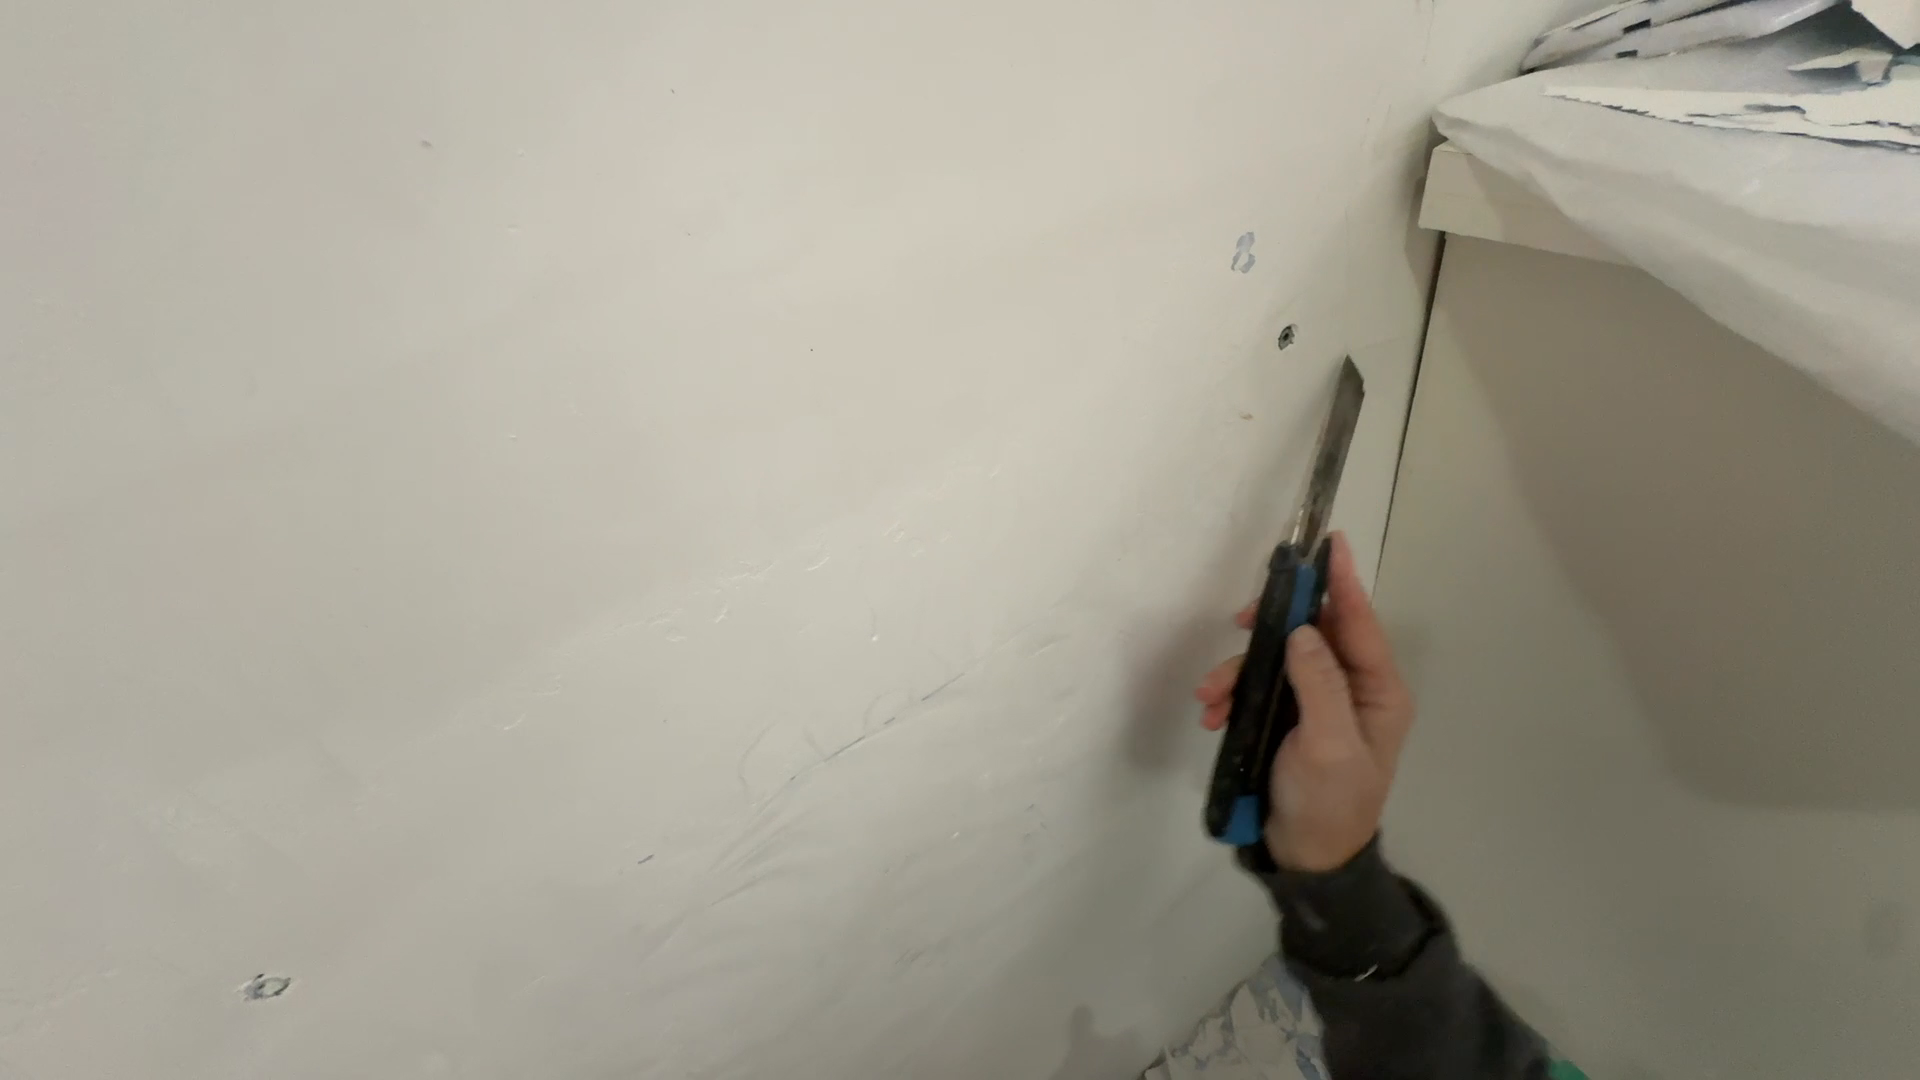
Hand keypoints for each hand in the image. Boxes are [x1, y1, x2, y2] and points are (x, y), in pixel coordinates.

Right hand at [1193, 532, 1415, 871]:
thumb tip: (1303, 629)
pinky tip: (1214, 715)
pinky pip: (1259, 686)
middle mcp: (1349, 688)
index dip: (1343, 582)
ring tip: (1210, 698)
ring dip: (1239, 672)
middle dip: (1271, 629)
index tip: (1329, 543)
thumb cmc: (1328, 802)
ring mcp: (1317, 701)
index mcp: (1376, 692)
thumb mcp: (1328, 745)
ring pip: (1276, 659)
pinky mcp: (1288, 714)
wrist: (1305, 853)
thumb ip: (1319, 684)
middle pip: (1311, 632)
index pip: (1359, 624)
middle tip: (1241, 624)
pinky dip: (1233, 694)